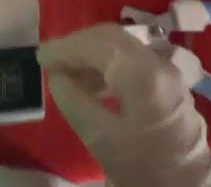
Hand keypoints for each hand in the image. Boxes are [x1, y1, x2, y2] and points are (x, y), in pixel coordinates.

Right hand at [38, 26, 210, 186]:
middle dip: (78, 45)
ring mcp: (167, 70)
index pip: (98, 45)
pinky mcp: (169, 81)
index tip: (40, 57)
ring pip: (122, 45)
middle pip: (111, 38)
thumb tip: (57, 76)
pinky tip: (92, 83)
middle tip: (51, 61)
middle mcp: (158, 62)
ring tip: (67, 74)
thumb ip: (75, 103)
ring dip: (92, 53)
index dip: (66, 48)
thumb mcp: (102, 142)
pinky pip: (132, 59)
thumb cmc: (145, 172)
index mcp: (144, 75)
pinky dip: (108, 63)